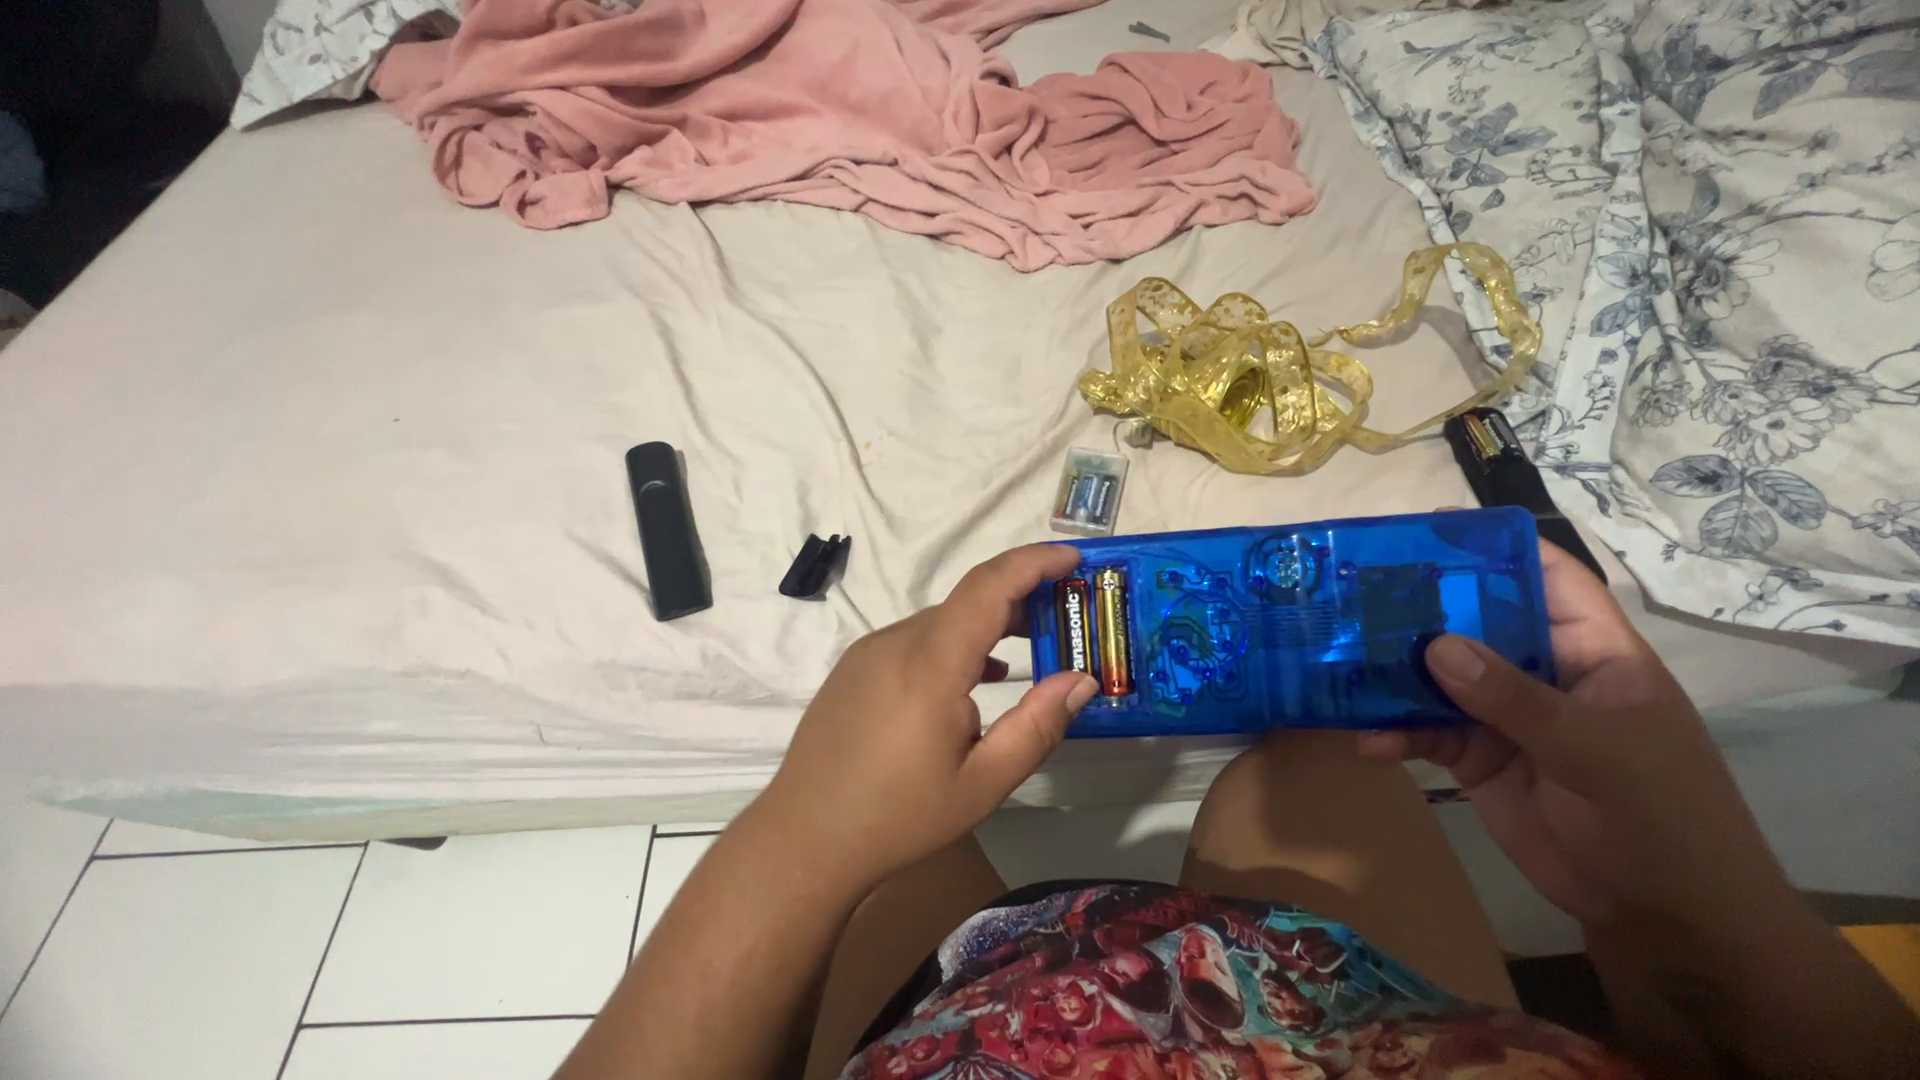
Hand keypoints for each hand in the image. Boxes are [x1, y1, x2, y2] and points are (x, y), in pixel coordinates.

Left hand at [758, 544, 1099, 885]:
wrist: (805, 837)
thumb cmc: (899, 817)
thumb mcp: (983, 783)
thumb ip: (1037, 726)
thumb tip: (1083, 679)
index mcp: (929, 663)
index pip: (988, 587)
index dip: (1034, 563)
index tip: (1075, 558)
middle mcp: (895, 642)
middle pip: (967, 601)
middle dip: (1021, 600)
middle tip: (1067, 619)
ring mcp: (869, 653)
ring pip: (941, 622)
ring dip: (987, 625)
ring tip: (1031, 647)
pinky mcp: (854, 669)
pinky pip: (915, 641)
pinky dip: (955, 646)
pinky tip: (977, 681)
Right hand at [1360, 541, 1796, 933]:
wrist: (1661, 914)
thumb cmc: (1659, 817)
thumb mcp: (1595, 750)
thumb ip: (1515, 698)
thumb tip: (1435, 646)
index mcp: (1592, 654)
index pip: (1550, 581)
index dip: (1499, 549)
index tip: (1434, 529)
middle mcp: (1542, 673)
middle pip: (1476, 623)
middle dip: (1422, 610)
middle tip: (1357, 593)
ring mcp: (1505, 716)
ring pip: (1439, 677)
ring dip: (1394, 675)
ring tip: (1343, 666)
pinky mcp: (1476, 757)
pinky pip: (1425, 731)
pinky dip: (1395, 733)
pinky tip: (1369, 742)